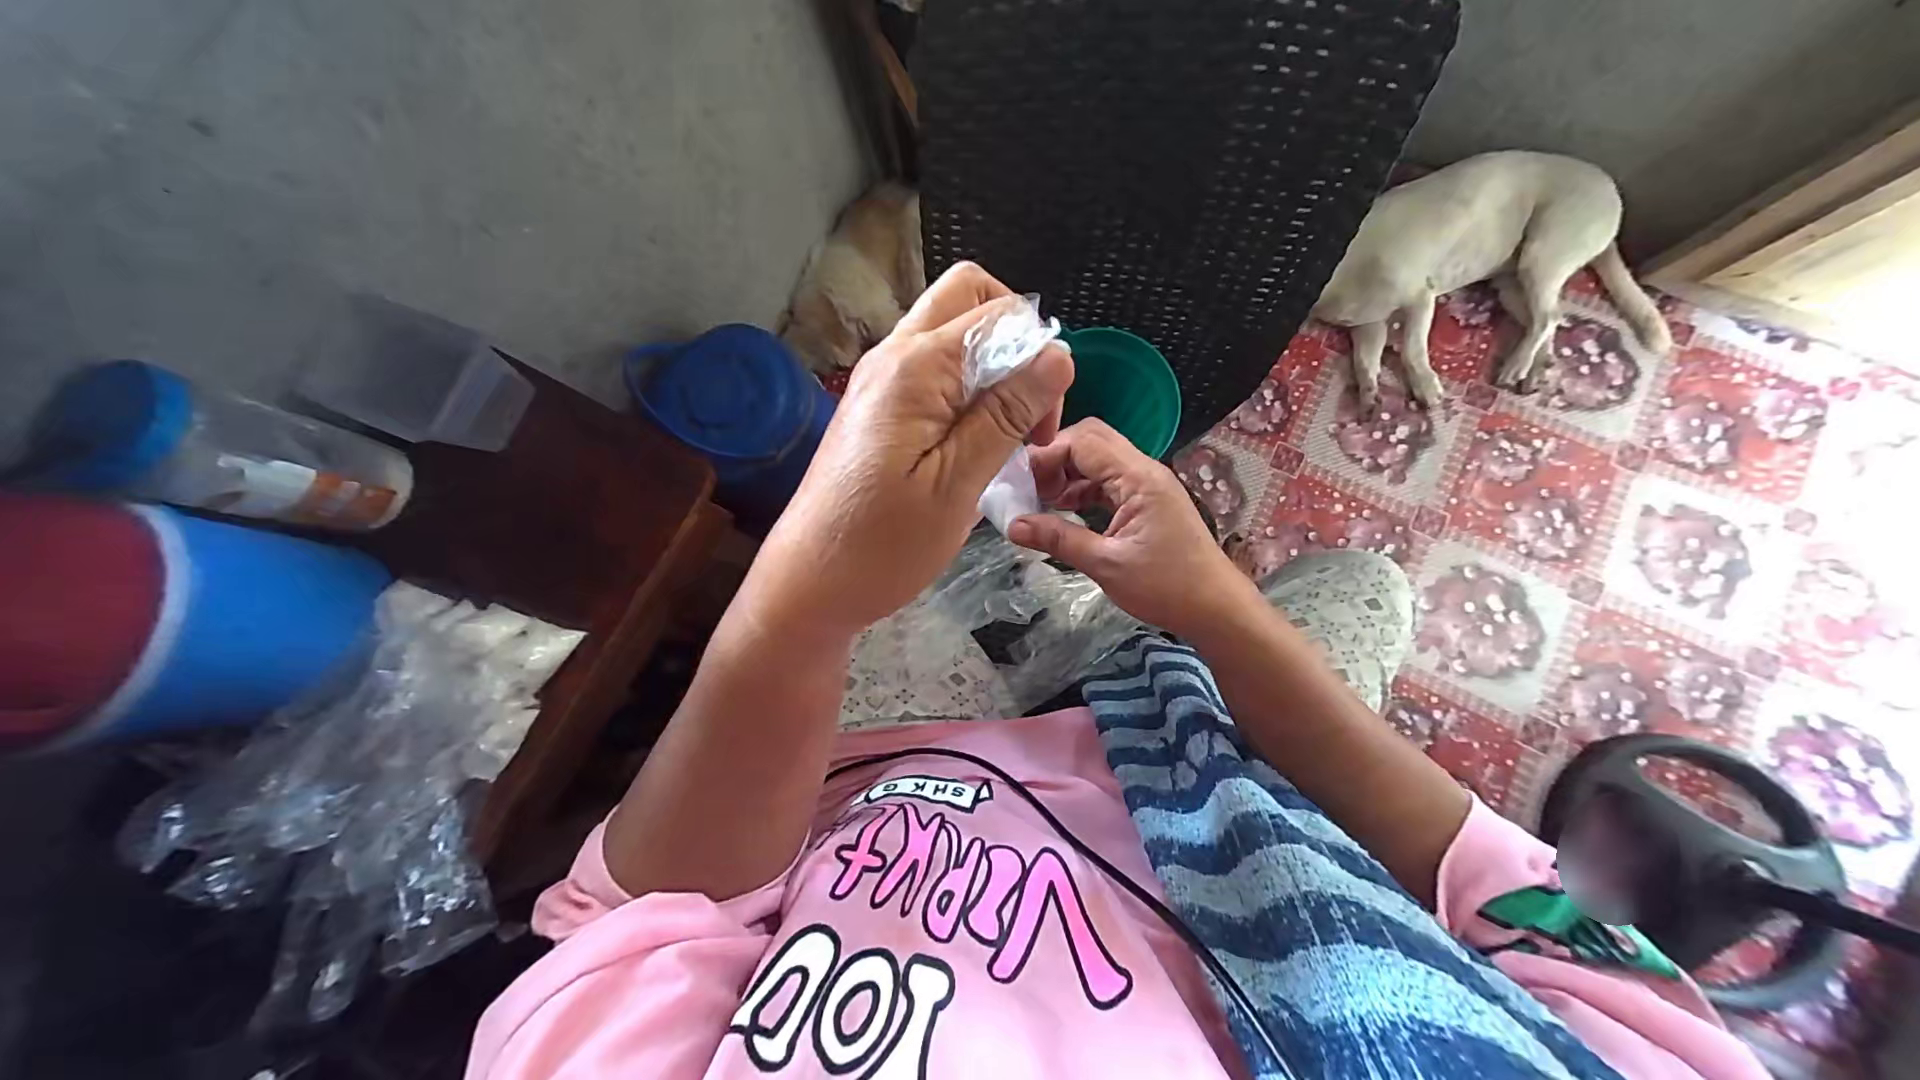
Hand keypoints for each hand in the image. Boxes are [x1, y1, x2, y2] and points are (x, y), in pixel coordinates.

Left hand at [750, 262, 1073, 634]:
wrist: (808, 583)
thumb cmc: (882, 546)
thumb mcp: (957, 485)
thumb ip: (1006, 415)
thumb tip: (1057, 356)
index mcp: (915, 368)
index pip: (998, 314)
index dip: (1038, 357)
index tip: (1042, 426)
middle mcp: (893, 357)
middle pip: (967, 300)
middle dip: (1014, 341)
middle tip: (1027, 412)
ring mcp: (880, 381)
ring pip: (951, 336)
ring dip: (990, 370)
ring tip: (1002, 439)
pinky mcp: (878, 409)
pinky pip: (933, 374)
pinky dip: (965, 393)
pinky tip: (971, 447)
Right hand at [1007, 419, 1257, 637]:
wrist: (1216, 609)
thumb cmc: (1167, 587)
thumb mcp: (1106, 564)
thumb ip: (1058, 539)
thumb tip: (1013, 526)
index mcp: (1138, 478)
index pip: (1083, 442)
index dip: (1046, 455)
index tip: (1017, 482)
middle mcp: (1143, 471)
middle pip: (1091, 441)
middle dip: (1054, 458)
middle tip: (1026, 487)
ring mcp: (1147, 485)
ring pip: (1098, 461)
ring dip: (1066, 475)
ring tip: (1038, 501)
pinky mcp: (1146, 502)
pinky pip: (1107, 482)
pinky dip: (1081, 490)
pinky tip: (1062, 511)